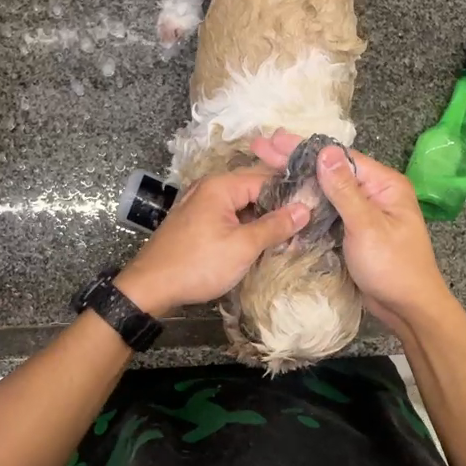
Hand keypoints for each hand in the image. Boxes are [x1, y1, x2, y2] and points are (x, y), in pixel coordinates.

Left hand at [113, 166, 308, 316]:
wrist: (150, 287)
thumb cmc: (197, 264)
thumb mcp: (243, 247)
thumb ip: (275, 226)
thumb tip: (305, 209)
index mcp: (221, 185)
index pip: (267, 178)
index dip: (291, 193)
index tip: (314, 208)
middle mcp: (209, 188)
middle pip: (253, 190)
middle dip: (278, 208)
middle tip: (305, 226)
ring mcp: (200, 205)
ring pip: (241, 206)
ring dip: (261, 220)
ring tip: (288, 237)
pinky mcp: (195, 223)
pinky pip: (227, 218)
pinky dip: (244, 228)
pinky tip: (259, 244)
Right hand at [251, 131, 451, 327]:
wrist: (408, 308)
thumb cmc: (393, 267)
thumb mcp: (367, 226)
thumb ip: (344, 190)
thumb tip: (325, 151)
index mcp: (384, 184)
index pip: (339, 158)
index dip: (304, 147)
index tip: (274, 139)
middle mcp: (374, 193)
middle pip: (330, 171)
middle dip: (296, 160)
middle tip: (260, 147)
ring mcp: (363, 212)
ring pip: (326, 192)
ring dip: (298, 182)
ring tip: (265, 169)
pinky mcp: (353, 231)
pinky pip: (327, 212)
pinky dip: (306, 206)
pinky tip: (284, 200)